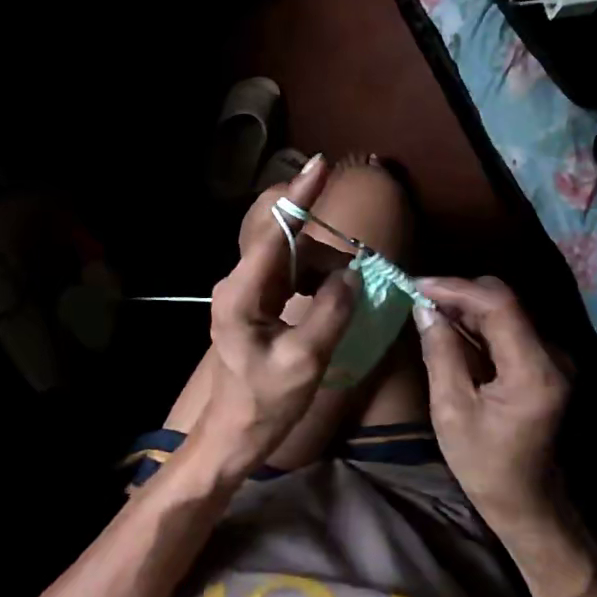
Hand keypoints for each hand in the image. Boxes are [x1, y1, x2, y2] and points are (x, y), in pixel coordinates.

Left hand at [196, 155, 356, 473]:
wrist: (236, 432)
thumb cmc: (265, 403)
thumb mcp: (305, 360)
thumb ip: (331, 311)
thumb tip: (353, 274)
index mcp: (241, 293)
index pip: (273, 234)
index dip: (299, 197)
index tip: (322, 164)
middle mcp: (239, 284)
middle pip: (285, 245)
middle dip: (325, 250)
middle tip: (360, 272)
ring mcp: (245, 292)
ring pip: (290, 260)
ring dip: (323, 269)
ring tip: (349, 292)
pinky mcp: (255, 303)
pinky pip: (289, 277)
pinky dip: (314, 281)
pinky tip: (333, 298)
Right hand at [414, 277, 570, 531]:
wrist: (526, 500)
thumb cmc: (484, 463)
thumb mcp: (451, 410)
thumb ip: (440, 354)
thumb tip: (423, 308)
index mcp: (533, 370)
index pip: (499, 305)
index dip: (455, 288)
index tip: (416, 286)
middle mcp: (551, 355)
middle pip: (504, 301)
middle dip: (457, 292)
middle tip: (416, 297)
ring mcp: (550, 358)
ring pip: (504, 309)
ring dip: (463, 305)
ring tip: (423, 307)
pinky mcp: (542, 362)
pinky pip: (506, 326)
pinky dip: (474, 320)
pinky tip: (446, 325)